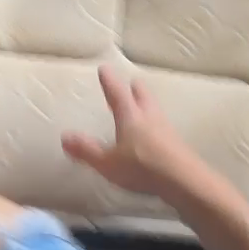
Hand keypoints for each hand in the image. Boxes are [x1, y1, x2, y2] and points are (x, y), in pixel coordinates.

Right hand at [61, 65, 199, 199]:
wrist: (184, 181)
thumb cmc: (141, 167)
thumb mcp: (107, 163)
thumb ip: (86, 150)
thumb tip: (64, 136)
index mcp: (130, 115)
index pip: (117, 92)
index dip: (109, 81)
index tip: (104, 68)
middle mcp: (149, 116)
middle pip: (142, 94)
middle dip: (134, 88)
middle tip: (129, 83)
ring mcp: (165, 128)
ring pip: (154, 108)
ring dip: (147, 103)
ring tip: (141, 104)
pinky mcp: (177, 143)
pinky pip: (163, 125)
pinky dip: (155, 122)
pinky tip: (154, 132)